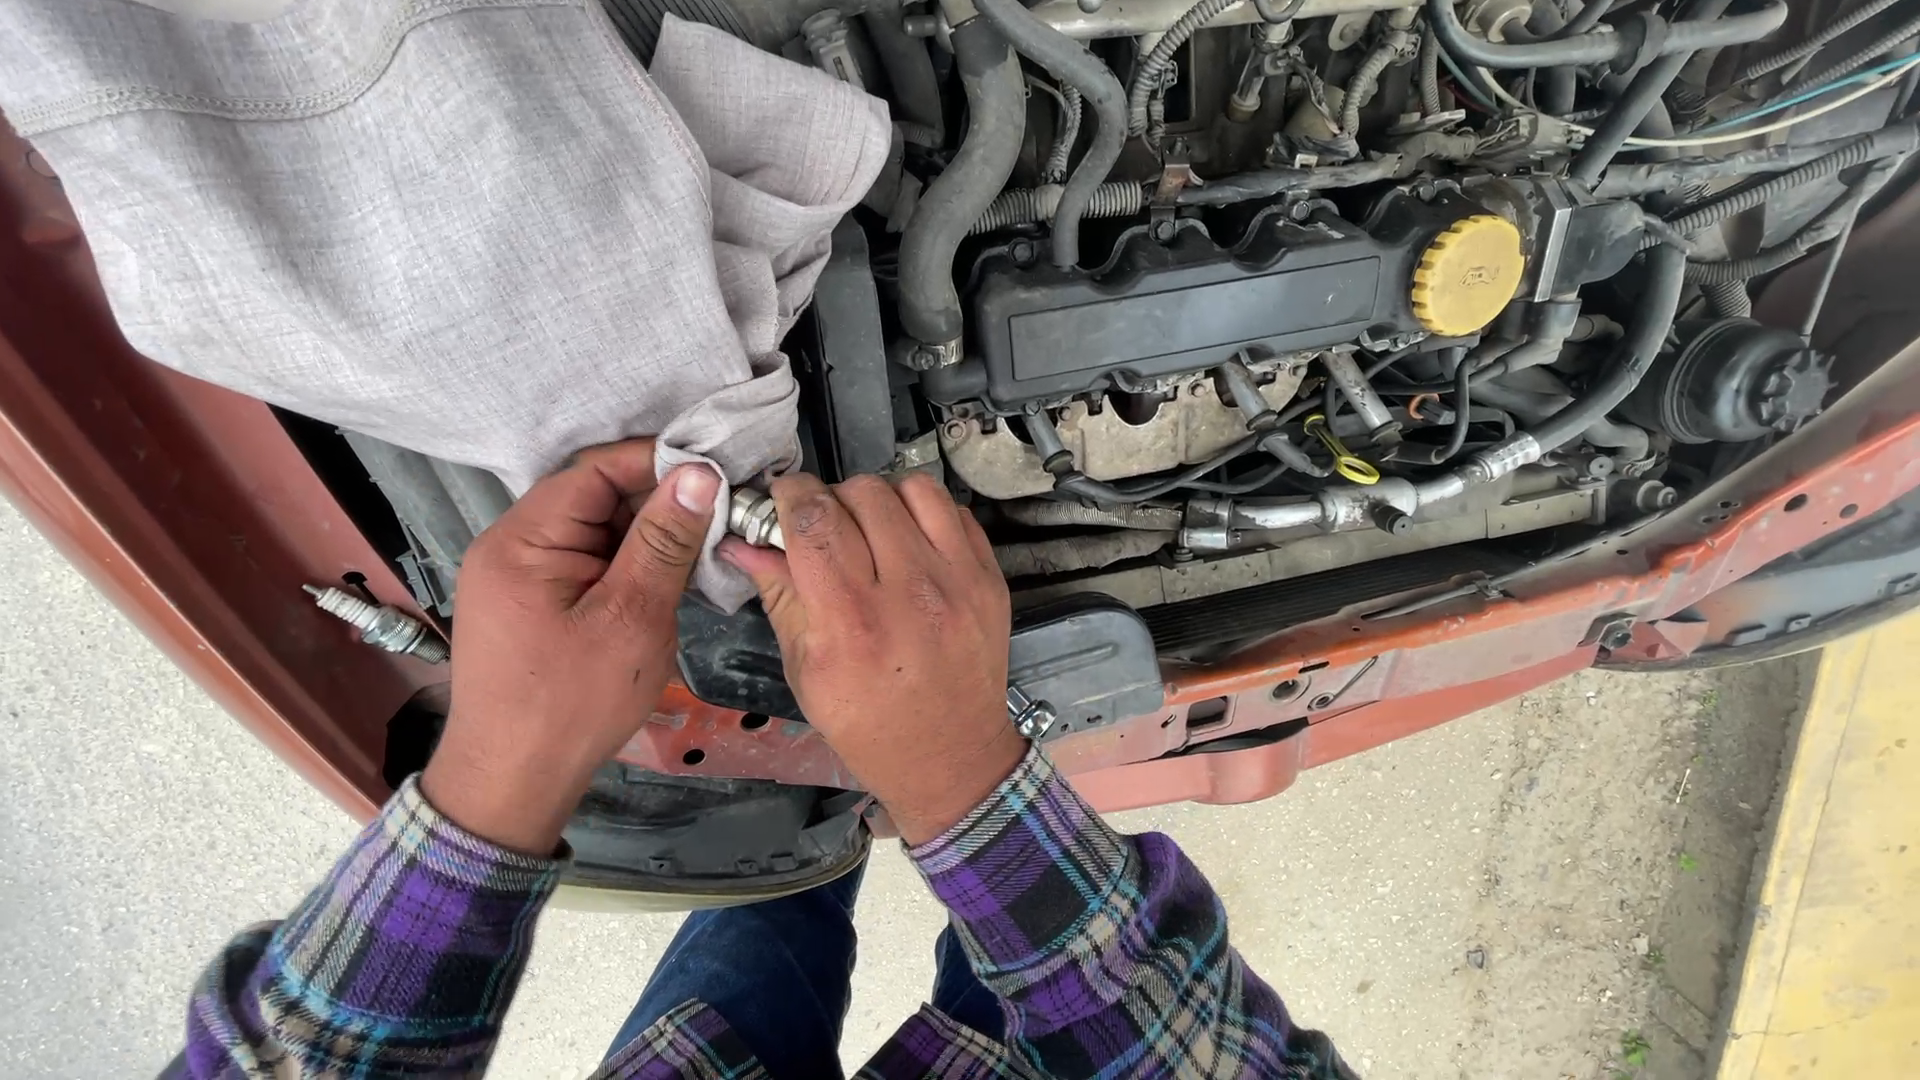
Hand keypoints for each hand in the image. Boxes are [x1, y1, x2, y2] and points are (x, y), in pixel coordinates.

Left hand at [421, 440, 717, 854]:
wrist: (515, 781)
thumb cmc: (574, 701)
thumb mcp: (632, 616)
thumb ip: (664, 541)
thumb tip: (699, 474)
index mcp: (522, 540)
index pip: (594, 471)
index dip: (656, 463)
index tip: (715, 472)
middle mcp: (512, 545)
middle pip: (594, 497)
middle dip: (658, 501)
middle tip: (720, 513)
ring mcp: (520, 574)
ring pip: (596, 529)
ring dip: (648, 535)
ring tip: (703, 545)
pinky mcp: (535, 600)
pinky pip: (589, 560)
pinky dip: (630, 562)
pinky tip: (668, 576)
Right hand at [721, 473, 1021, 844]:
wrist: (952, 755)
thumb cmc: (868, 725)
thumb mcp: (806, 671)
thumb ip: (779, 595)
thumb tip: (742, 541)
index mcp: (852, 623)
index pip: (814, 520)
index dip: (791, 495)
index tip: (784, 498)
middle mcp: (910, 593)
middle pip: (862, 494)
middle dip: (833, 498)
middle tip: (828, 526)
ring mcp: (959, 581)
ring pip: (912, 487)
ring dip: (881, 497)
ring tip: (872, 528)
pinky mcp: (990, 578)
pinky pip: (954, 510)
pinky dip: (924, 512)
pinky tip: (910, 541)